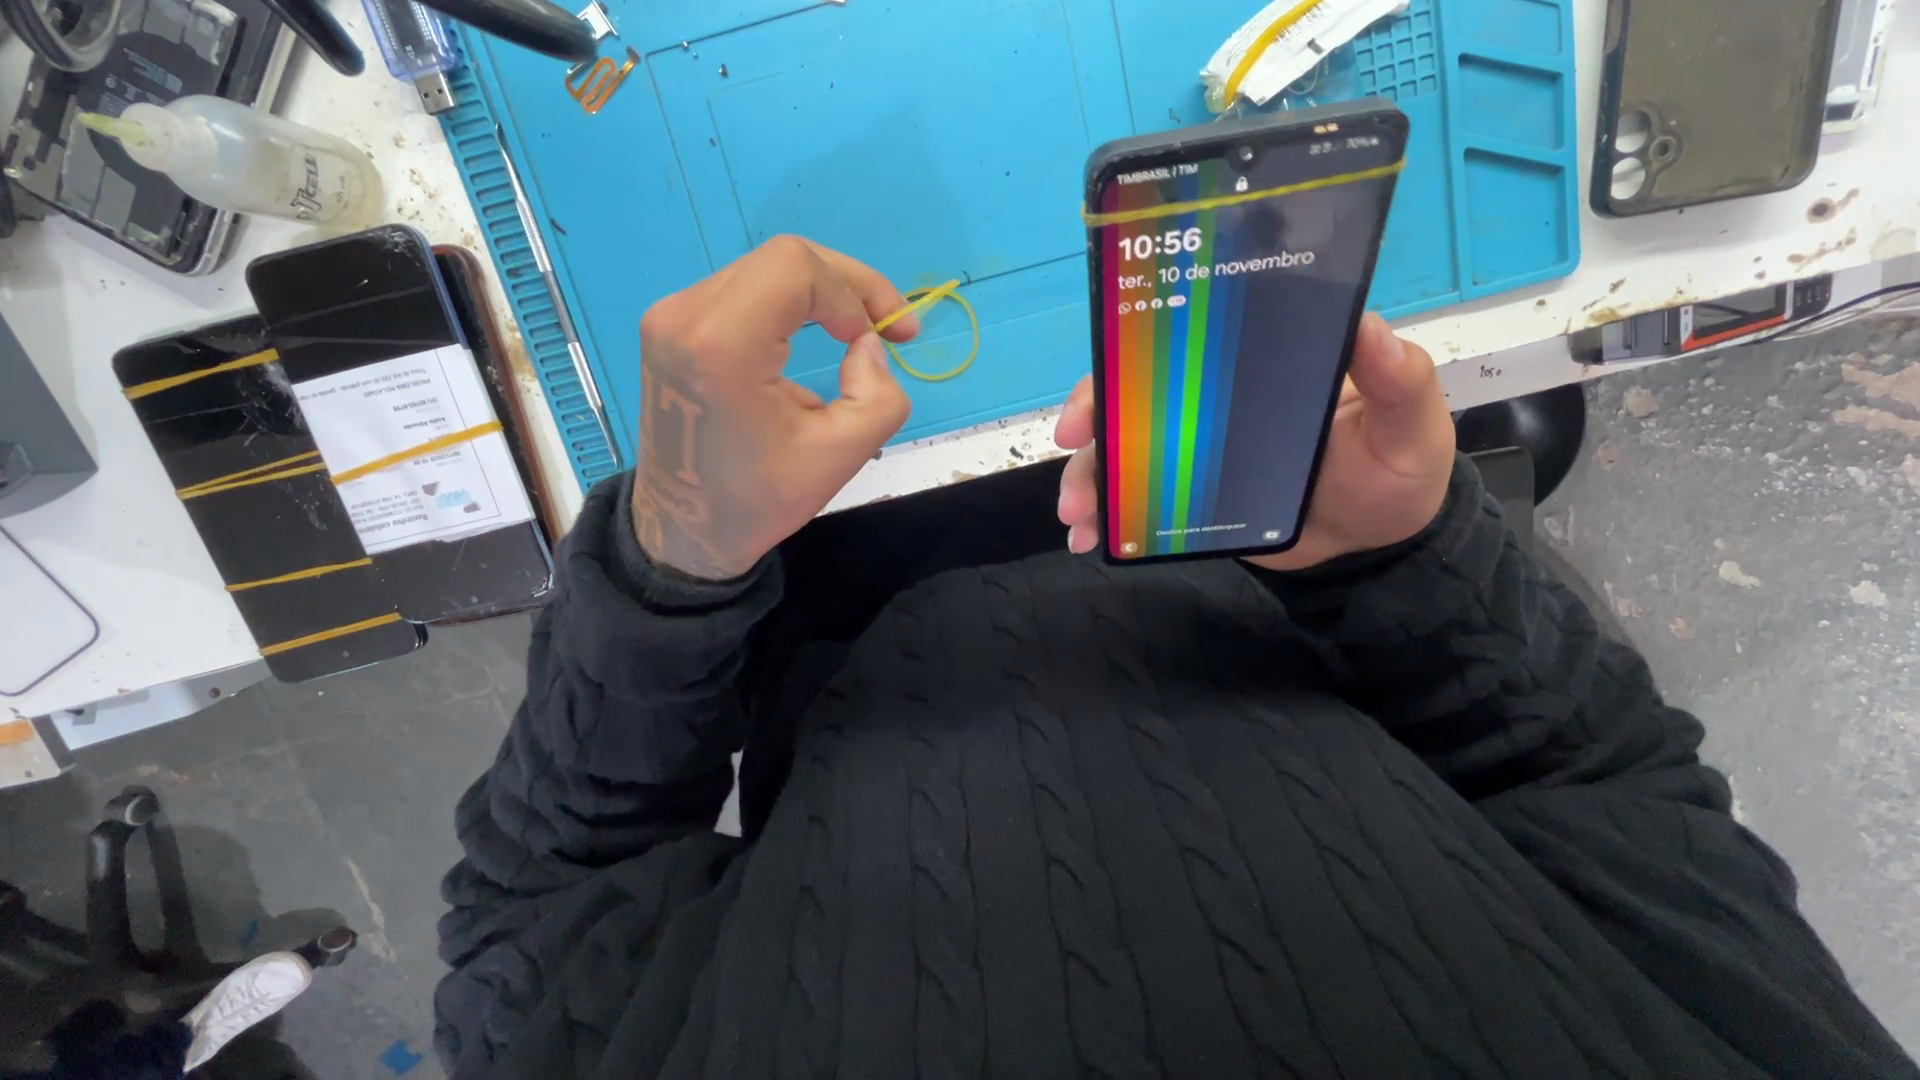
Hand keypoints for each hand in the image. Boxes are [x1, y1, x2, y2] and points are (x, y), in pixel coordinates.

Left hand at [631, 236, 919, 579]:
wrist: (683, 528)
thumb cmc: (759, 499)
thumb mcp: (841, 456)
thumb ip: (880, 395)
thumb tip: (865, 345)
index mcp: (722, 346)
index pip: (796, 268)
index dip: (852, 292)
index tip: (877, 340)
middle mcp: (686, 315)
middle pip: (784, 258)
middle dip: (848, 284)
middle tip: (891, 325)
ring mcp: (671, 315)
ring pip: (765, 268)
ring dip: (822, 291)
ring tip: (859, 330)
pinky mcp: (671, 324)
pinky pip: (745, 288)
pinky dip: (790, 301)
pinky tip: (815, 330)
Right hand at [1054, 312, 1454, 571]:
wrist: (1376, 548)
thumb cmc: (1395, 472)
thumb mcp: (1410, 423)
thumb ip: (1396, 380)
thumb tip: (1368, 326)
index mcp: (1255, 363)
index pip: (1183, 342)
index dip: (1133, 354)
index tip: (1103, 385)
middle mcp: (1212, 399)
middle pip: (1133, 394)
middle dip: (1089, 417)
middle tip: (1068, 448)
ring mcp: (1193, 450)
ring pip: (1121, 450)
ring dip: (1087, 477)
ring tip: (1077, 518)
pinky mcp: (1186, 497)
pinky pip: (1133, 500)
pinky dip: (1105, 517)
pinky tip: (1089, 539)